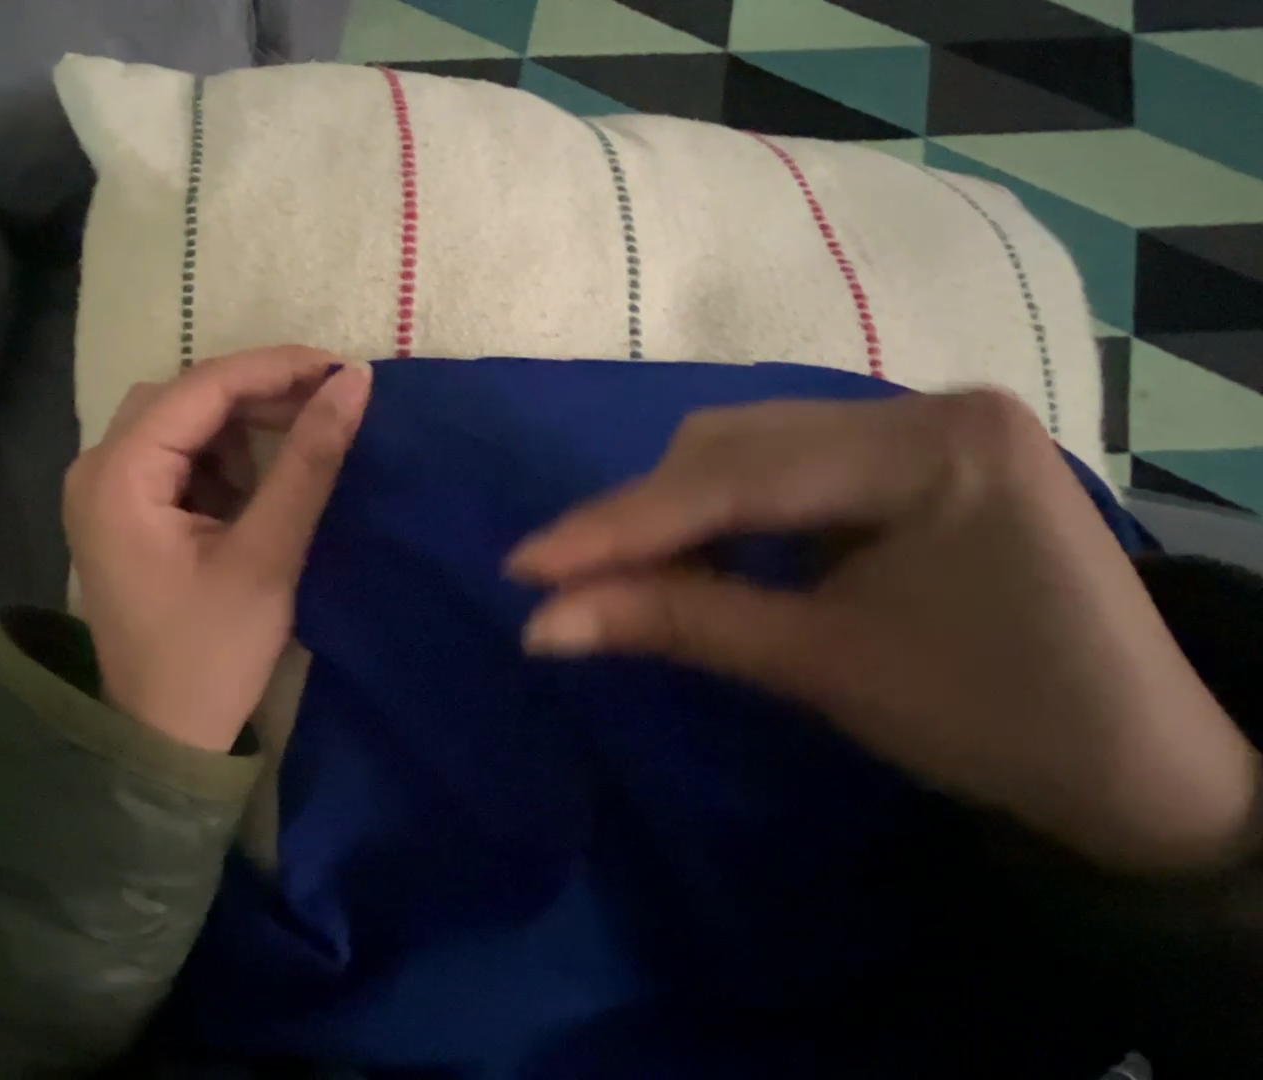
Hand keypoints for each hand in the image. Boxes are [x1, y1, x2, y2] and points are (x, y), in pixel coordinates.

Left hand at [64, 347, 370, 752]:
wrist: (164, 735)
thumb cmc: (212, 654)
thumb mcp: (268, 554)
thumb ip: (309, 462)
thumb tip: (355, 383)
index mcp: (118, 476)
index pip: (200, 388)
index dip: (276, 368)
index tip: (343, 370)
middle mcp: (98, 470)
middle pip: (184, 399)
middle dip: (259, 396)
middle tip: (328, 406)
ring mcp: (106, 493)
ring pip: (182, 425)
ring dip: (243, 428)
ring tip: (300, 450)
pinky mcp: (124, 515)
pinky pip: (178, 461)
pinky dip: (224, 461)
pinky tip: (261, 486)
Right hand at [508, 389, 1259, 872]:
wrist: (1139, 770)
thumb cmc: (994, 724)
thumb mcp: (818, 668)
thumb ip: (673, 624)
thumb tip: (539, 625)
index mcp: (934, 449)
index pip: (735, 478)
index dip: (619, 525)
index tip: (522, 566)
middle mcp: (922, 407)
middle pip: (730, 446)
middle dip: (640, 518)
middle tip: (564, 584)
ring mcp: (913, 426)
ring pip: (741, 451)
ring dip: (670, 512)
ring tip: (624, 576)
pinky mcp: (899, 458)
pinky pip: (773, 469)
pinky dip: (714, 514)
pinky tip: (693, 556)